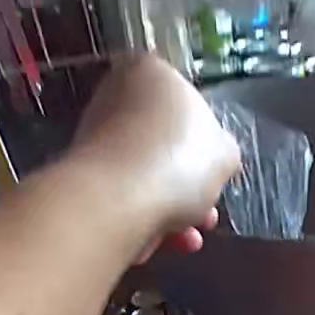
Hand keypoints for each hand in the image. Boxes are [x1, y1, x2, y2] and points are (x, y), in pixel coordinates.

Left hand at [71, 55, 239, 258]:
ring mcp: (99, 136)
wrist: (119, 200)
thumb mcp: (225, 153)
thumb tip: (218, 154)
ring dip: (179, 212)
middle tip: (209, 211)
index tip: (216, 175)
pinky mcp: (90, 176)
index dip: (208, 146)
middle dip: (193, 186)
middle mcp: (119, 95)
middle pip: (169, 147)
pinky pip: (132, 197)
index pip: (189, 106)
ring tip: (193, 236)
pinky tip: (174, 242)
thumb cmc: (178, 163)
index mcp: (152, 72)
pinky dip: (154, 220)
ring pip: (152, 178)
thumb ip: (225, 150)